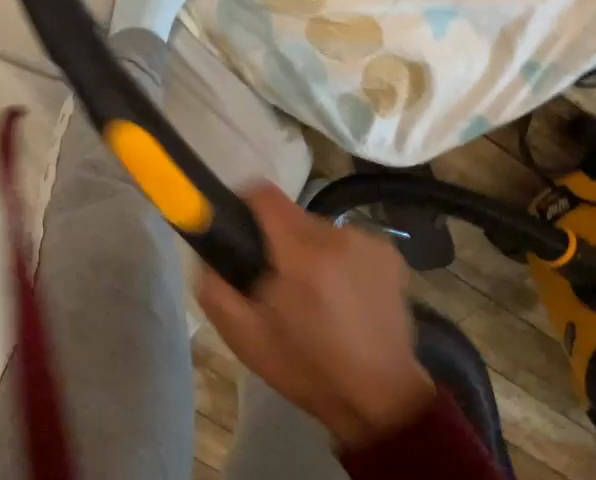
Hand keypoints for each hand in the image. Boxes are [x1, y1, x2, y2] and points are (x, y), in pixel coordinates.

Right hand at [197, 186, 434, 448]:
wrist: (381, 400)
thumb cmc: (306, 368)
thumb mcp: (244, 337)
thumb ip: (213, 286)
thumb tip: (205, 252)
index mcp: (301, 255)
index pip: (263, 194)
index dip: (244, 205)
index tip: (240, 231)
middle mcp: (338, 238)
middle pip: (290, 214)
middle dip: (276, 239)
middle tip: (274, 280)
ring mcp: (369, 244)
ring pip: (318, 229)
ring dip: (308, 250)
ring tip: (311, 293)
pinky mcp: (390, 254)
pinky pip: (346, 241)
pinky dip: (337, 259)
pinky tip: (340, 295)